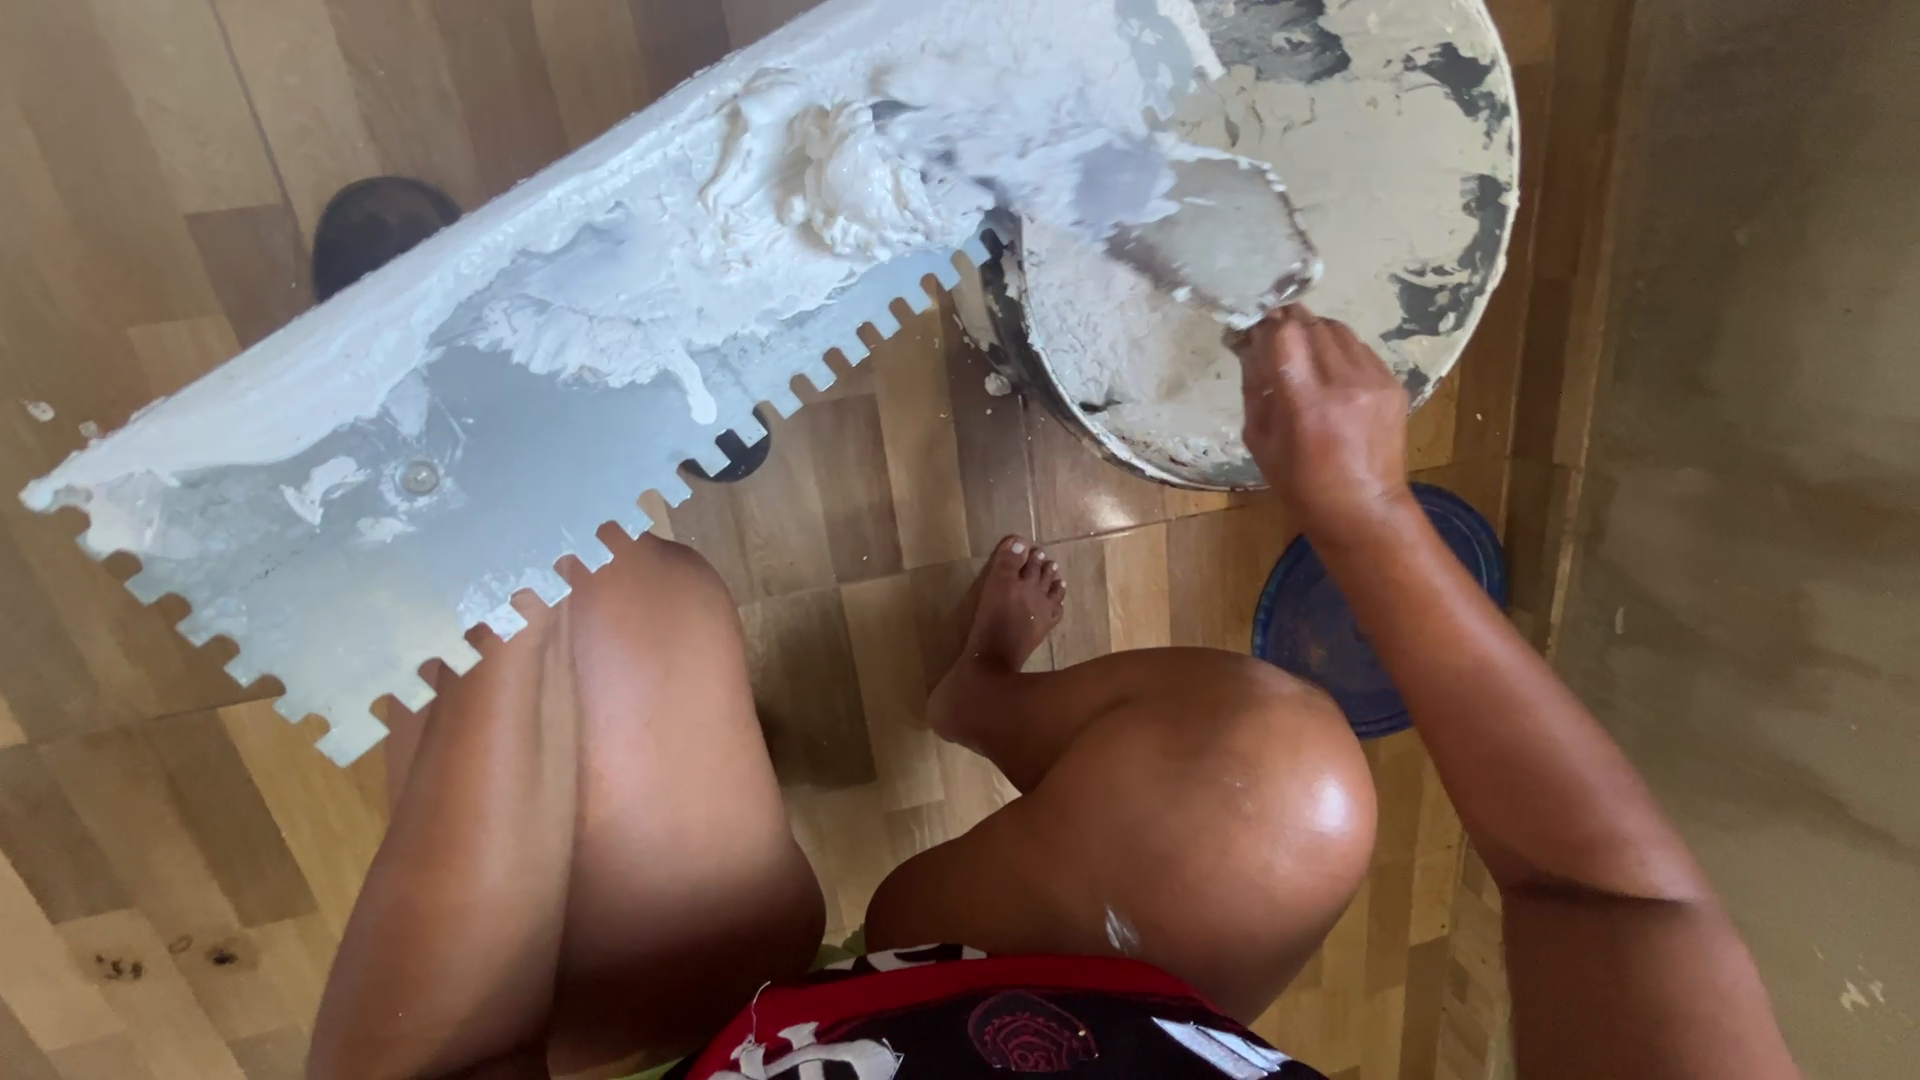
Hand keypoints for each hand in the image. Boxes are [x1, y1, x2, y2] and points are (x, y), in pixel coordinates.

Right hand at [1240, 306, 1413, 541]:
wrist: (1363, 509)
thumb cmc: (1300, 485)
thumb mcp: (1260, 441)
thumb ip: (1255, 390)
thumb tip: (1250, 351)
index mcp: (1306, 404)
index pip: (1286, 336)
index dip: (1266, 325)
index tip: (1253, 329)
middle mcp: (1345, 384)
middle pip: (1313, 326)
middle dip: (1288, 322)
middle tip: (1272, 333)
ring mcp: (1375, 381)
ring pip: (1339, 331)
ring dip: (1314, 331)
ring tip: (1299, 348)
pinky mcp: (1393, 384)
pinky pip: (1360, 349)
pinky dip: (1338, 349)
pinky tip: (1327, 368)